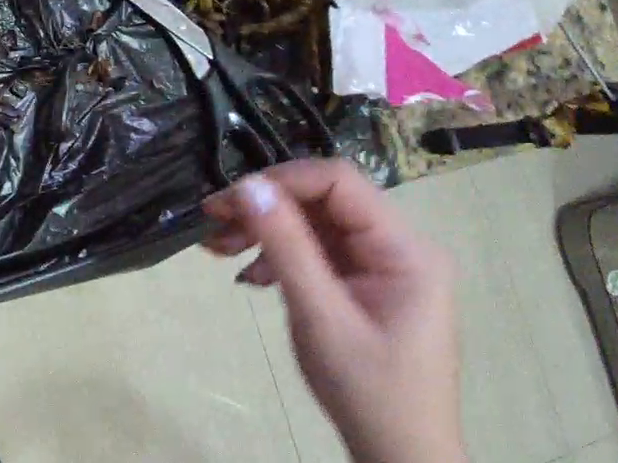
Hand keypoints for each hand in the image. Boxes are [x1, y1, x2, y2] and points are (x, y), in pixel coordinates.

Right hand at [201, 159, 464, 462]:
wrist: (400, 454)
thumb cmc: (369, 388)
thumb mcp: (321, 315)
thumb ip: (286, 246)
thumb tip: (247, 185)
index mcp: (405, 251)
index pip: (338, 183)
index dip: (281, 181)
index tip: (231, 201)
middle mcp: (397, 247)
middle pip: (320, 199)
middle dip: (263, 205)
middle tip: (212, 220)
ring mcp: (379, 265)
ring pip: (310, 220)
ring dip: (261, 228)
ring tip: (217, 248)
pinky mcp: (360, 281)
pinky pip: (312, 247)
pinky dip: (274, 252)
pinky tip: (249, 276)